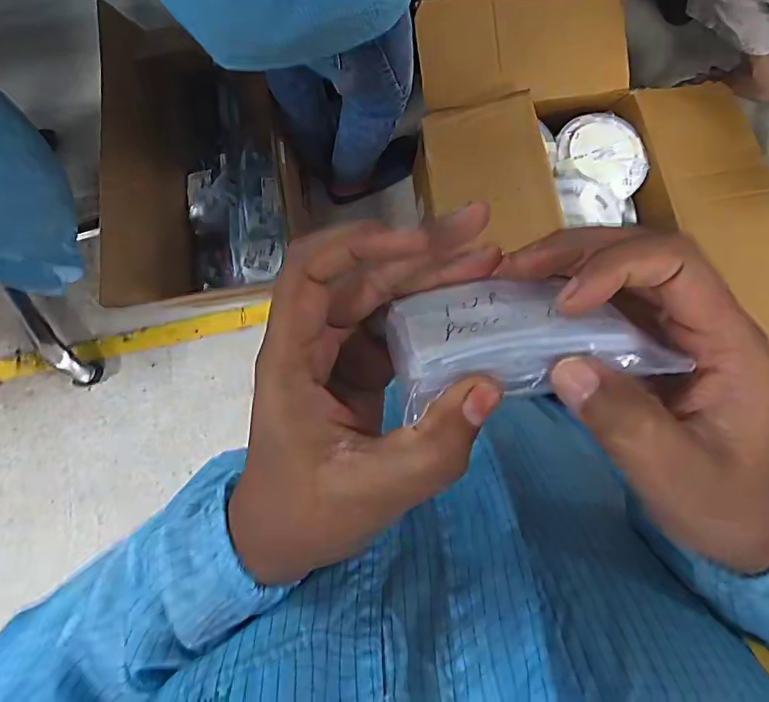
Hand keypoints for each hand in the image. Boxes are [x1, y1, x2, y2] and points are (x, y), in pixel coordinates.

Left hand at [228, 206, 506, 585]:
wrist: (279, 542)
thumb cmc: (308, 514)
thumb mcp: (375, 489)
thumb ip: (435, 444)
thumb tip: (489, 385)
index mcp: (291, 357)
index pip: (308, 273)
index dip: (356, 245)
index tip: (417, 244)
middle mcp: (311, 339)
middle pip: (359, 273)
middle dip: (418, 248)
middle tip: (478, 227)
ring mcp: (335, 349)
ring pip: (381, 291)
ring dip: (431, 272)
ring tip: (487, 256)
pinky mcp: (358, 363)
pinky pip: (395, 322)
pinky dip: (431, 309)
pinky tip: (469, 301)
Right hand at [499, 228, 768, 574]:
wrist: (741, 533)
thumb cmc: (723, 507)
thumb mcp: (677, 477)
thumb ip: (626, 423)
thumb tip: (565, 366)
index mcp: (727, 337)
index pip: (675, 262)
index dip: (616, 265)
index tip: (566, 302)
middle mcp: (700, 316)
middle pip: (641, 249)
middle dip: (577, 251)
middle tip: (515, 268)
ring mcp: (672, 324)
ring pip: (619, 264)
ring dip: (564, 262)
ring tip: (513, 275)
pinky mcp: (646, 338)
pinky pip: (604, 295)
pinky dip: (563, 288)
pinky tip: (529, 300)